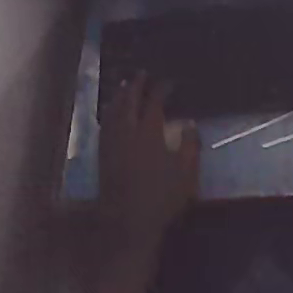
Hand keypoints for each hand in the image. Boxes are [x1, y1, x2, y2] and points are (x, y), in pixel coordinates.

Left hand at [100, 73, 199, 256]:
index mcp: (149, 133)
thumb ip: (189, 145)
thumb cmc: (161, 197)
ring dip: (120, 95)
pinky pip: (105, 124)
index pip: (154, 102)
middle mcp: (128, 131)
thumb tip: (190, 123)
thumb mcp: (185, 173)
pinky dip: (109, 112)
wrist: (127, 219)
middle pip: (129, 100)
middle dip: (136, 84)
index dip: (161, 89)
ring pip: (114, 110)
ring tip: (124, 84)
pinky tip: (111, 111)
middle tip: (142, 73)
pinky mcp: (103, 153)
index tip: (169, 82)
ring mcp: (112, 141)